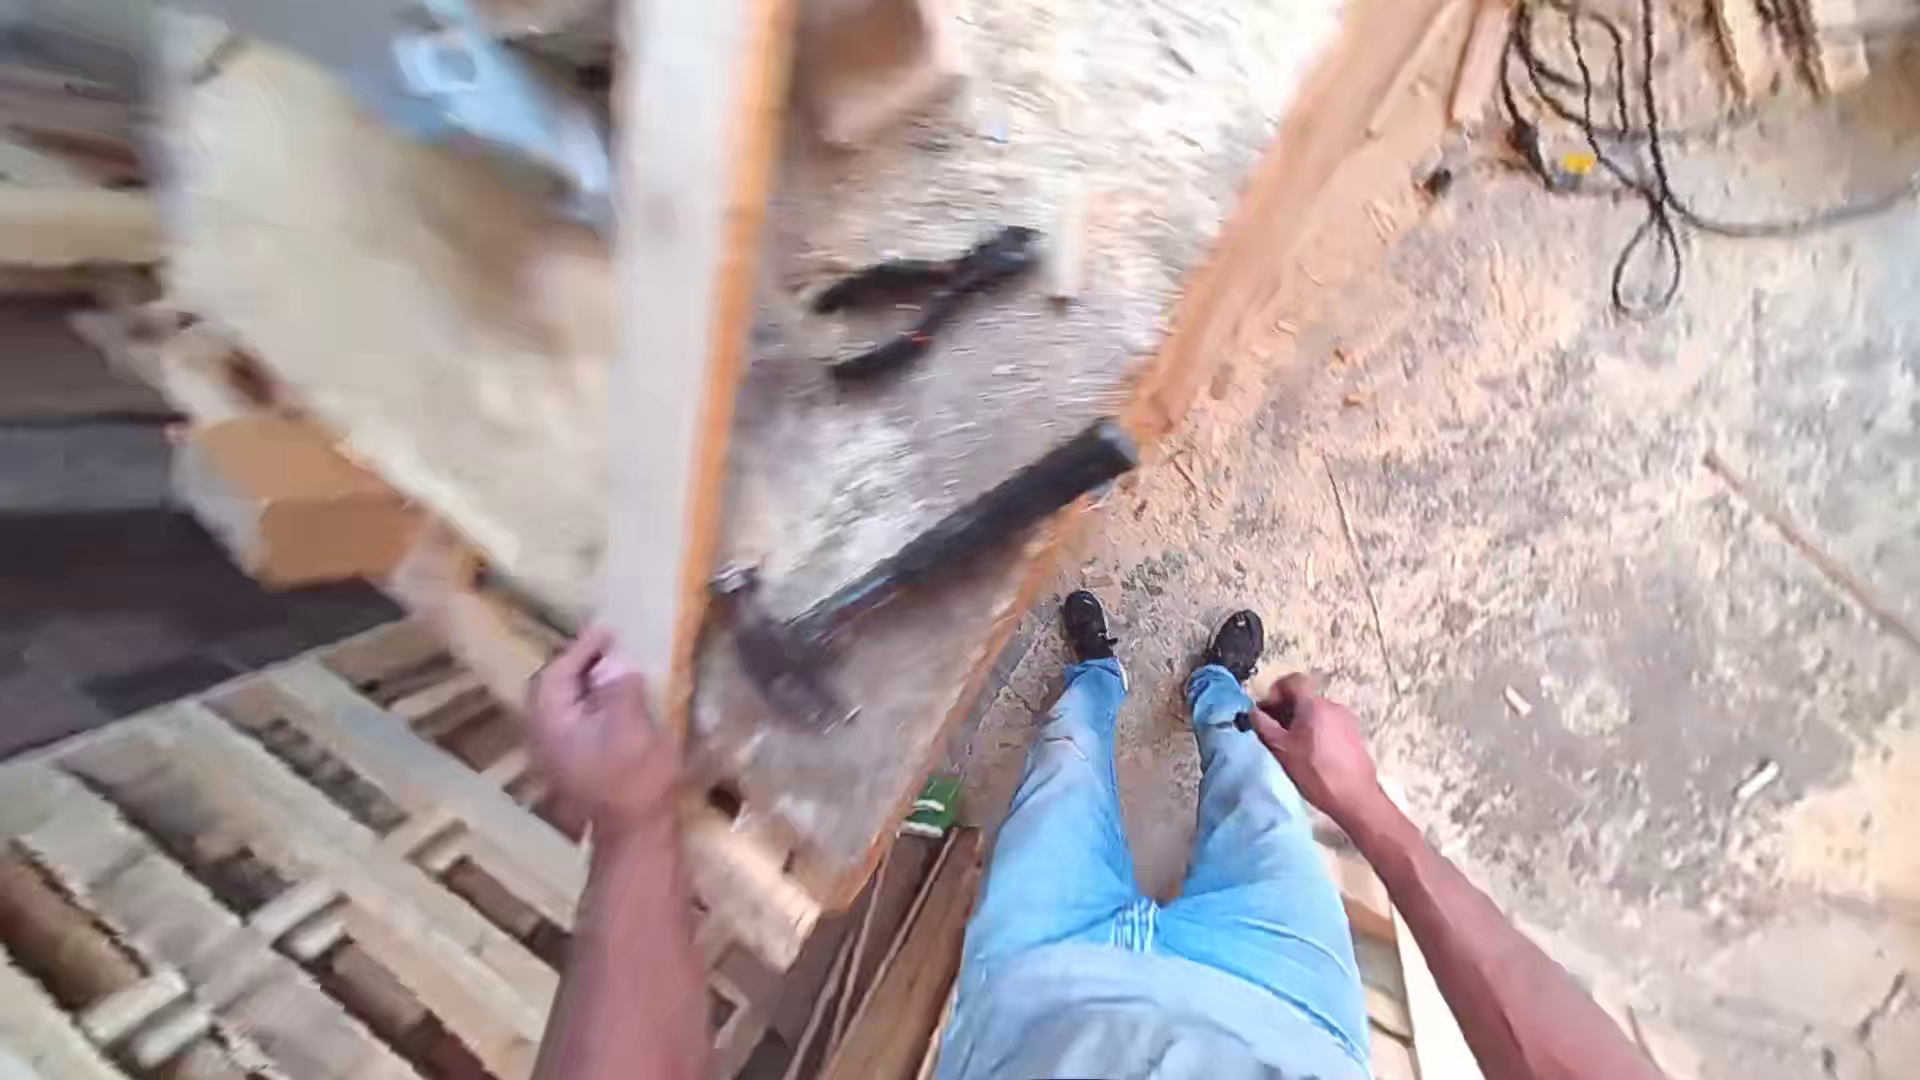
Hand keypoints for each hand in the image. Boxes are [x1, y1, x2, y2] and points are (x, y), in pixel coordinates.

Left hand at [527, 625, 680, 833]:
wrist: (635, 832)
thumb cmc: (635, 778)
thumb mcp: (632, 728)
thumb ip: (620, 690)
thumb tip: (617, 664)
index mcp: (553, 726)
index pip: (556, 675)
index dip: (581, 649)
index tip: (608, 629)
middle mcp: (544, 738)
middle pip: (551, 689)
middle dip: (577, 662)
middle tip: (609, 644)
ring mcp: (556, 754)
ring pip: (560, 704)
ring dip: (583, 680)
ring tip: (613, 664)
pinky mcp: (573, 763)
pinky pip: (573, 718)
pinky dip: (590, 699)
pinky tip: (613, 697)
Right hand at [1245, 673, 1381, 826]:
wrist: (1356, 800)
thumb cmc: (1314, 772)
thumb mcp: (1280, 748)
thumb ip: (1262, 724)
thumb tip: (1252, 711)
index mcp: (1315, 706)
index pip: (1293, 681)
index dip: (1276, 691)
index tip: (1269, 710)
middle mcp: (1333, 707)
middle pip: (1303, 697)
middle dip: (1284, 709)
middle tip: (1274, 730)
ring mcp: (1347, 720)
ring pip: (1314, 711)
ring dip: (1299, 720)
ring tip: (1291, 744)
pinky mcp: (1354, 735)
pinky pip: (1327, 722)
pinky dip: (1314, 729)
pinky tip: (1310, 752)